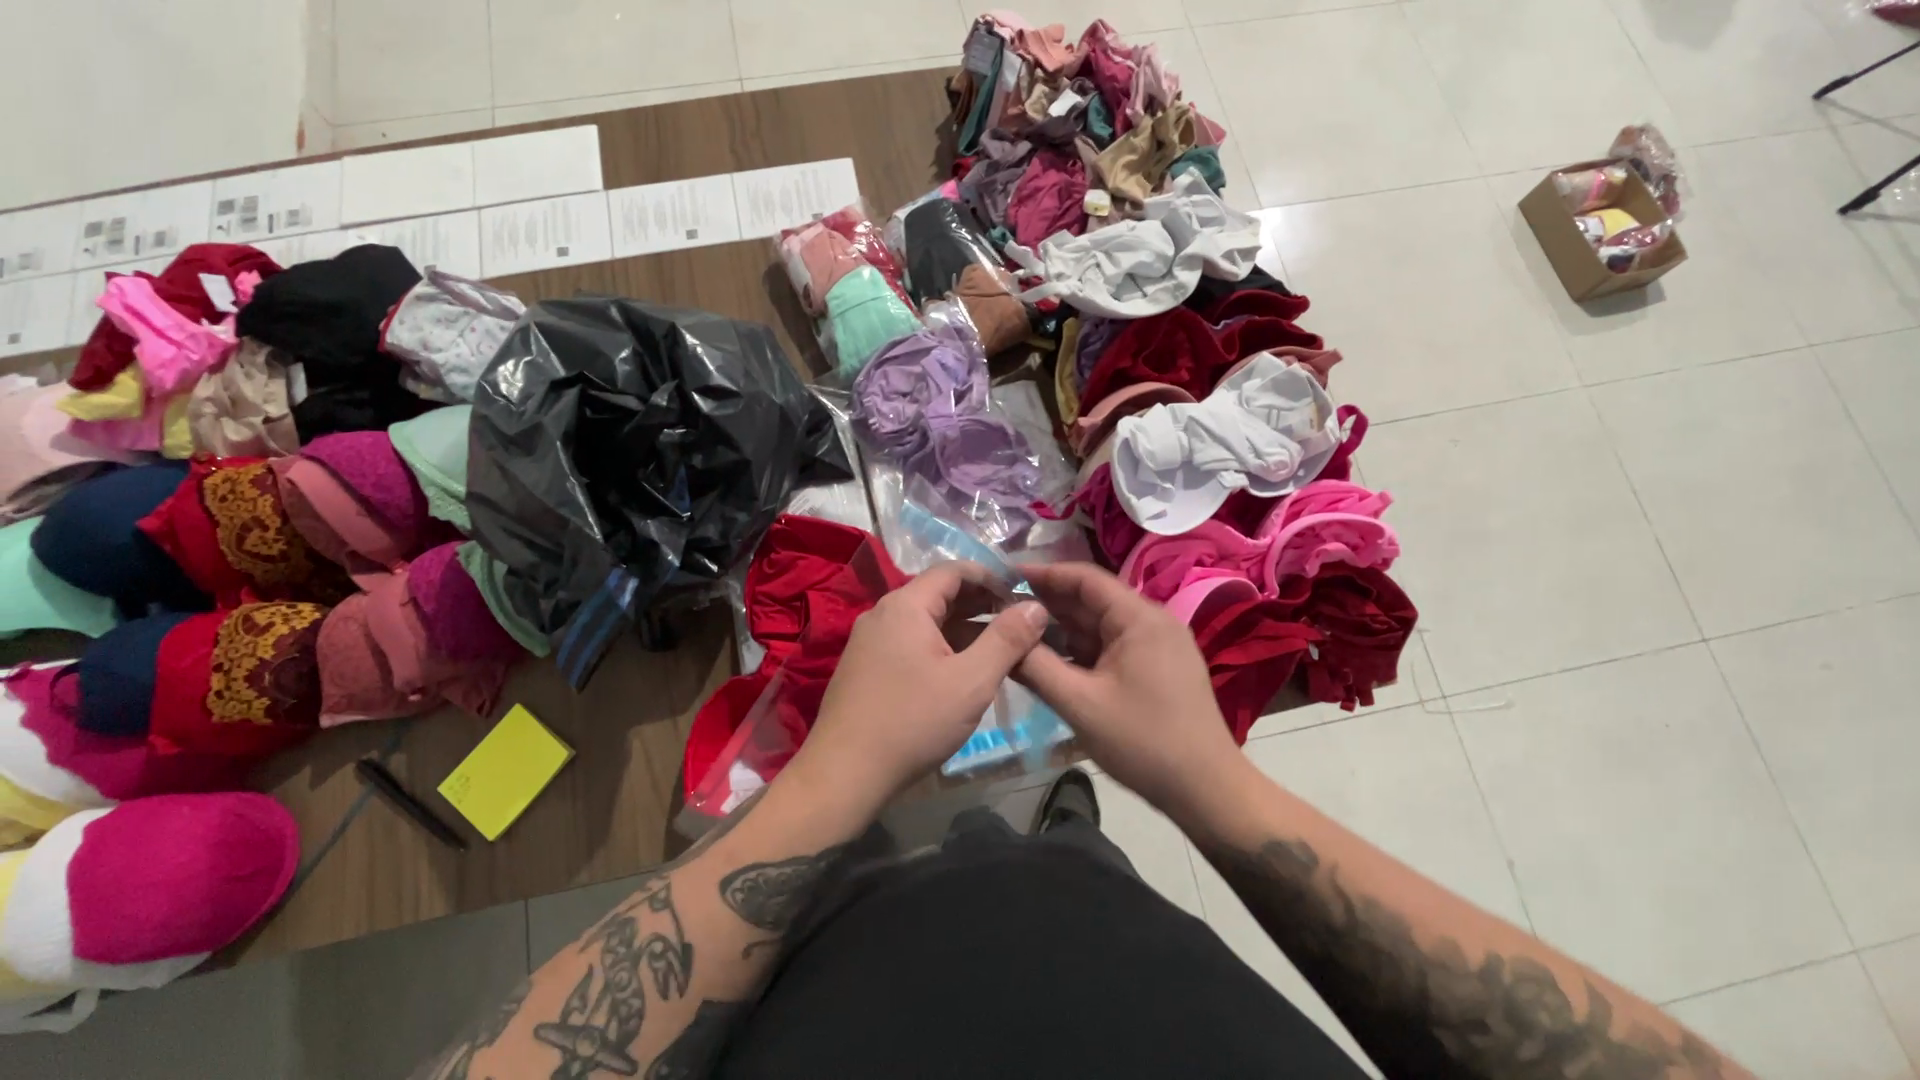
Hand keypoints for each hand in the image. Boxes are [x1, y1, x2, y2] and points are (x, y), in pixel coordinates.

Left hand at [792, 562, 1049, 803]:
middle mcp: (882, 614)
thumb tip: (1036, 605)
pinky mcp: (866, 669)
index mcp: (905, 606)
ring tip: (1001, 652)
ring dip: (963, 630)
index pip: (954, 570)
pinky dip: (941, 648)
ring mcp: (869, 642)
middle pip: (938, 594)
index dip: (992, 578)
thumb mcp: (971, 682)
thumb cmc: (912, 723)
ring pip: (925, 622)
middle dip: (981, 605)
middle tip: (1020, 626)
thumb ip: (1007, 640)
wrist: (844, 774)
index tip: (1024, 597)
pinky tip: (963, 674)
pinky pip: (910, 644)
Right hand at [1016, 562, 1246, 817]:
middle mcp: (1153, 622)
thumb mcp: (1080, 704)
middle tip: (1001, 609)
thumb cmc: (1142, 742)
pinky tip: (1051, 662)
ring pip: (1101, 626)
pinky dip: (1082, 650)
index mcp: (1140, 618)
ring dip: (1063, 629)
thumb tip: (1002, 638)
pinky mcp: (1159, 668)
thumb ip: (1036, 666)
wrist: (1205, 789)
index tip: (1003, 577)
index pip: (1086, 578)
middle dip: (1048, 604)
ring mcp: (1159, 646)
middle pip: (1093, 600)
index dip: (1043, 574)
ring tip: (1018, 635)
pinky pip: (1113, 646)